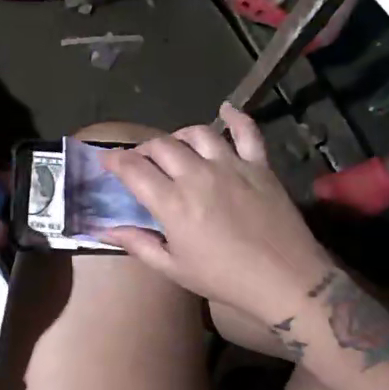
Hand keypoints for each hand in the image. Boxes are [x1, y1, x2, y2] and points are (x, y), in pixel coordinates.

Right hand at [97, 104, 333, 323]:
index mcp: (173, 202)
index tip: (106, 160)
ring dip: (179, 136)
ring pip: (198, 133)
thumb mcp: (174, 268)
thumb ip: (138, 243)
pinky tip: (226, 110)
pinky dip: (235, 117)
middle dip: (143, 150)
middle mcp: (198, 175)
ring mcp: (231, 165)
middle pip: (161, 146)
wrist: (285, 279)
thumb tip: (103, 230)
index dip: (114, 161)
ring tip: (176, 147)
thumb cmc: (224, 279)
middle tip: (140, 162)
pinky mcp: (259, 165)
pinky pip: (247, 132)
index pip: (133, 169)